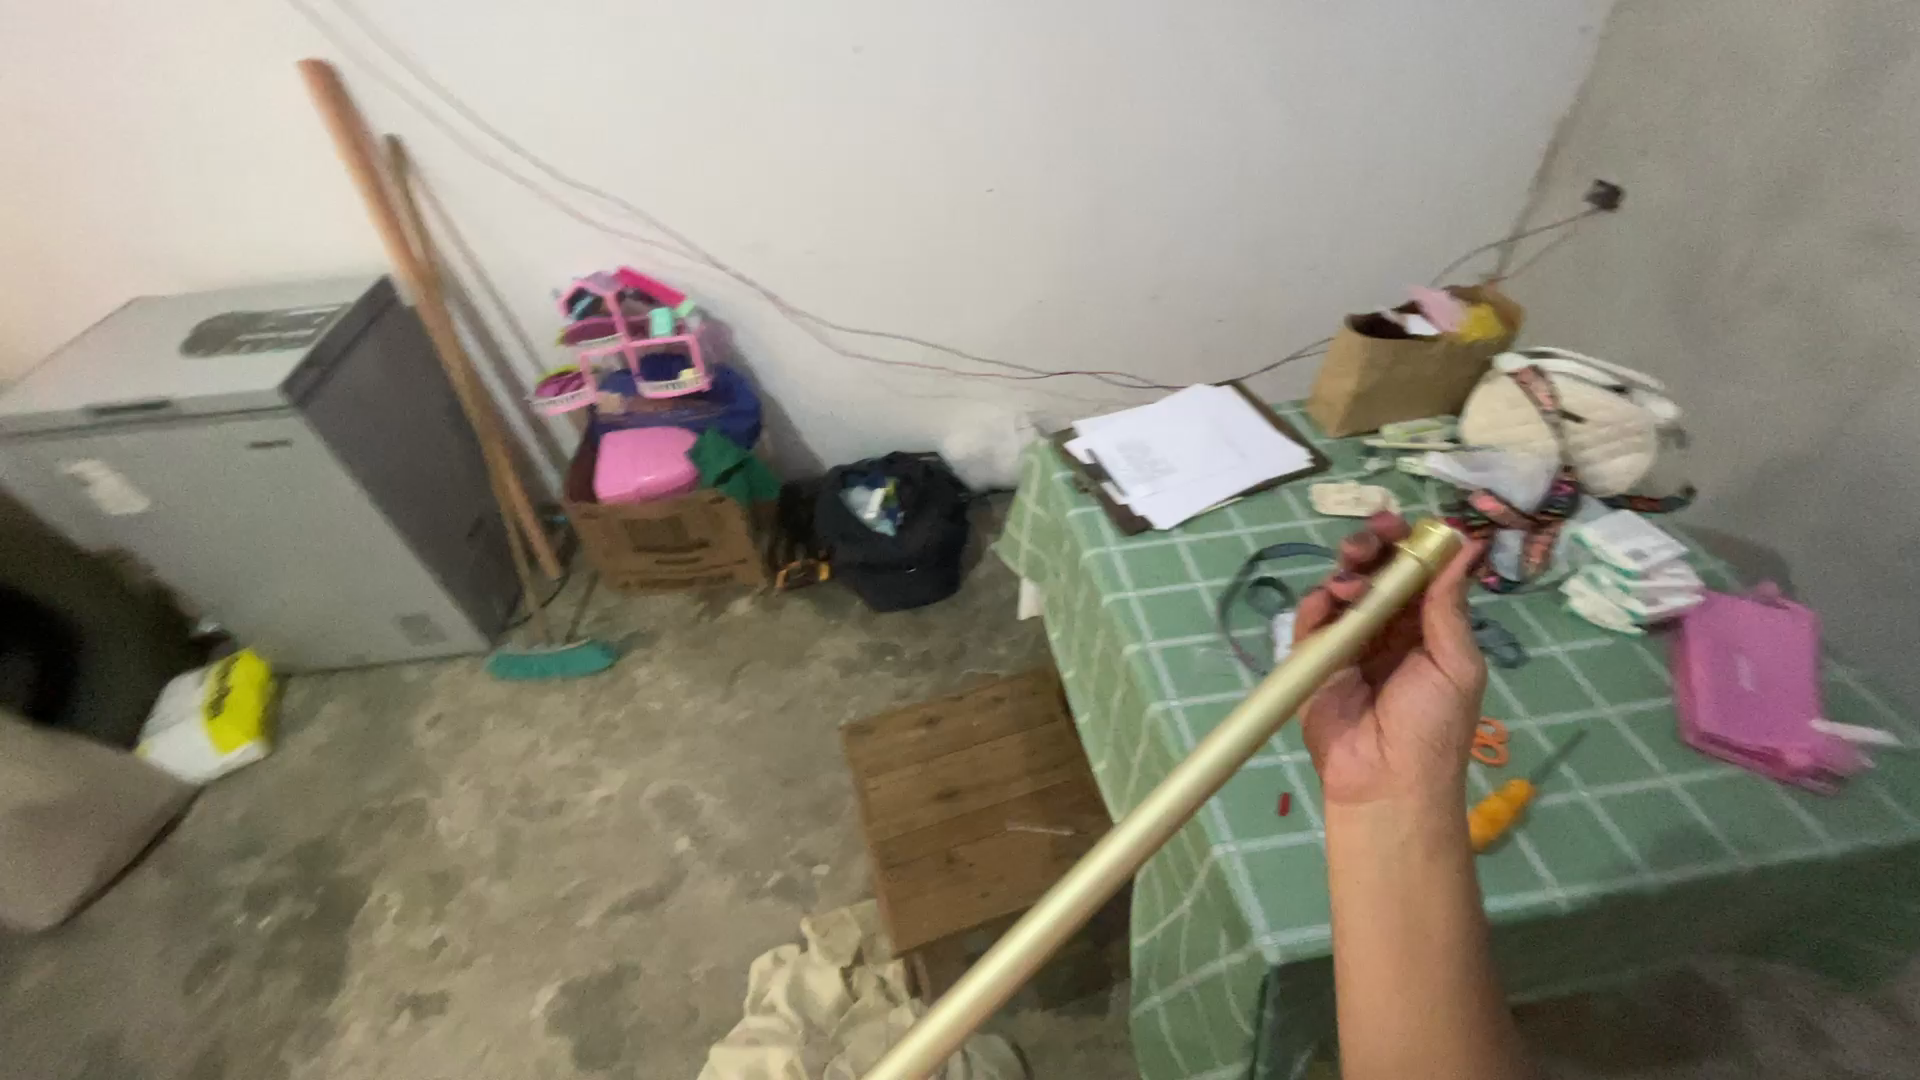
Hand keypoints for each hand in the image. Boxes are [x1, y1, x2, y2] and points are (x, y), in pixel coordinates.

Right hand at [1292, 514, 1487, 807]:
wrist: (1387, 779)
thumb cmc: (1434, 726)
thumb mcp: (1456, 664)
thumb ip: (1448, 606)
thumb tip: (1466, 547)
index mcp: (1424, 628)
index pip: (1412, 574)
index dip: (1406, 545)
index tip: (1400, 522)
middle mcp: (1384, 628)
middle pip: (1371, 574)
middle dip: (1368, 549)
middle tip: (1369, 538)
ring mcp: (1346, 642)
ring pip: (1338, 591)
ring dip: (1344, 574)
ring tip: (1351, 582)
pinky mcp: (1312, 659)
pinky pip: (1309, 621)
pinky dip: (1315, 605)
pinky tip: (1329, 602)